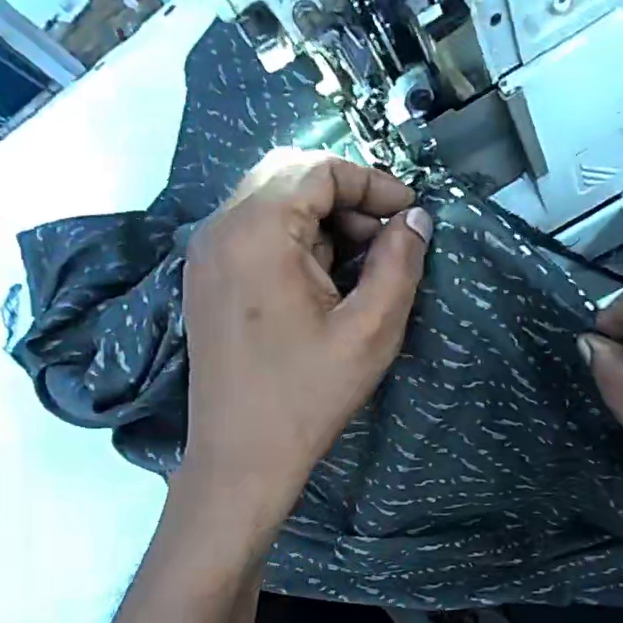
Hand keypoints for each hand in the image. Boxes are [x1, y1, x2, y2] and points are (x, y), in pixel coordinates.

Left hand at [180, 149, 430, 529]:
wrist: (242, 455)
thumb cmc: (309, 394)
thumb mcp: (372, 330)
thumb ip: (399, 264)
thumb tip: (416, 219)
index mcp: (256, 232)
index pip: (318, 168)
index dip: (373, 182)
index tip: (412, 216)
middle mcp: (220, 228)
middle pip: (291, 174)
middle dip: (349, 196)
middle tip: (389, 238)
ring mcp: (207, 253)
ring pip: (273, 201)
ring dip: (326, 218)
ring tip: (365, 264)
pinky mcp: (208, 277)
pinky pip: (257, 232)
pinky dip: (300, 239)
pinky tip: (327, 281)